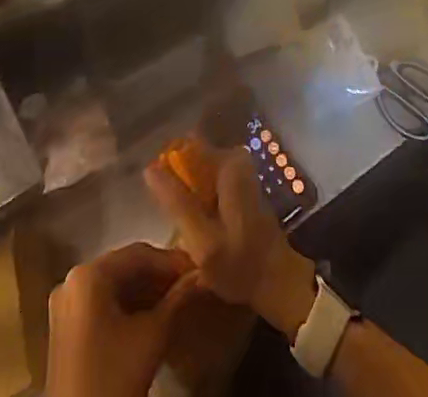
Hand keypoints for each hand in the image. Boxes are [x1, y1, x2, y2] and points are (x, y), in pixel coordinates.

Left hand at [47, 243, 200, 396]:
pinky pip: (102, 303)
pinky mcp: (66, 326)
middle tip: (190, 283)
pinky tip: (153, 315)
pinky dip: (129, 306)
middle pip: (124, 267)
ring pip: (114, 285)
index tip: (198, 270)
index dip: (171, 261)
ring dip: (146, 290)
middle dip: (159, 275)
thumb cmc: (115, 375)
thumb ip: (177, 299)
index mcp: (88, 275)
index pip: (137, 254)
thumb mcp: (152, 335)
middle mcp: (72, 280)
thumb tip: (199, 276)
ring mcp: (66, 304)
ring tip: (178, 299)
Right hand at [145, 146, 318, 338]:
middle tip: (169, 213)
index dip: (169, 164)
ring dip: (187, 191)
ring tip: (180, 221)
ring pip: (200, 170)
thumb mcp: (201, 239)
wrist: (278, 283)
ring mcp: (240, 173)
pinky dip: (198, 197)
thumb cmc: (240, 264)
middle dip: (177, 179)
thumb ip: (176, 202)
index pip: (187, 145)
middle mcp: (236, 160)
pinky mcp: (240, 188)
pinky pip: (209, 181)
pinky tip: (195, 222)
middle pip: (193, 157)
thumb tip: (149, 168)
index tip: (158, 190)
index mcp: (228, 164)